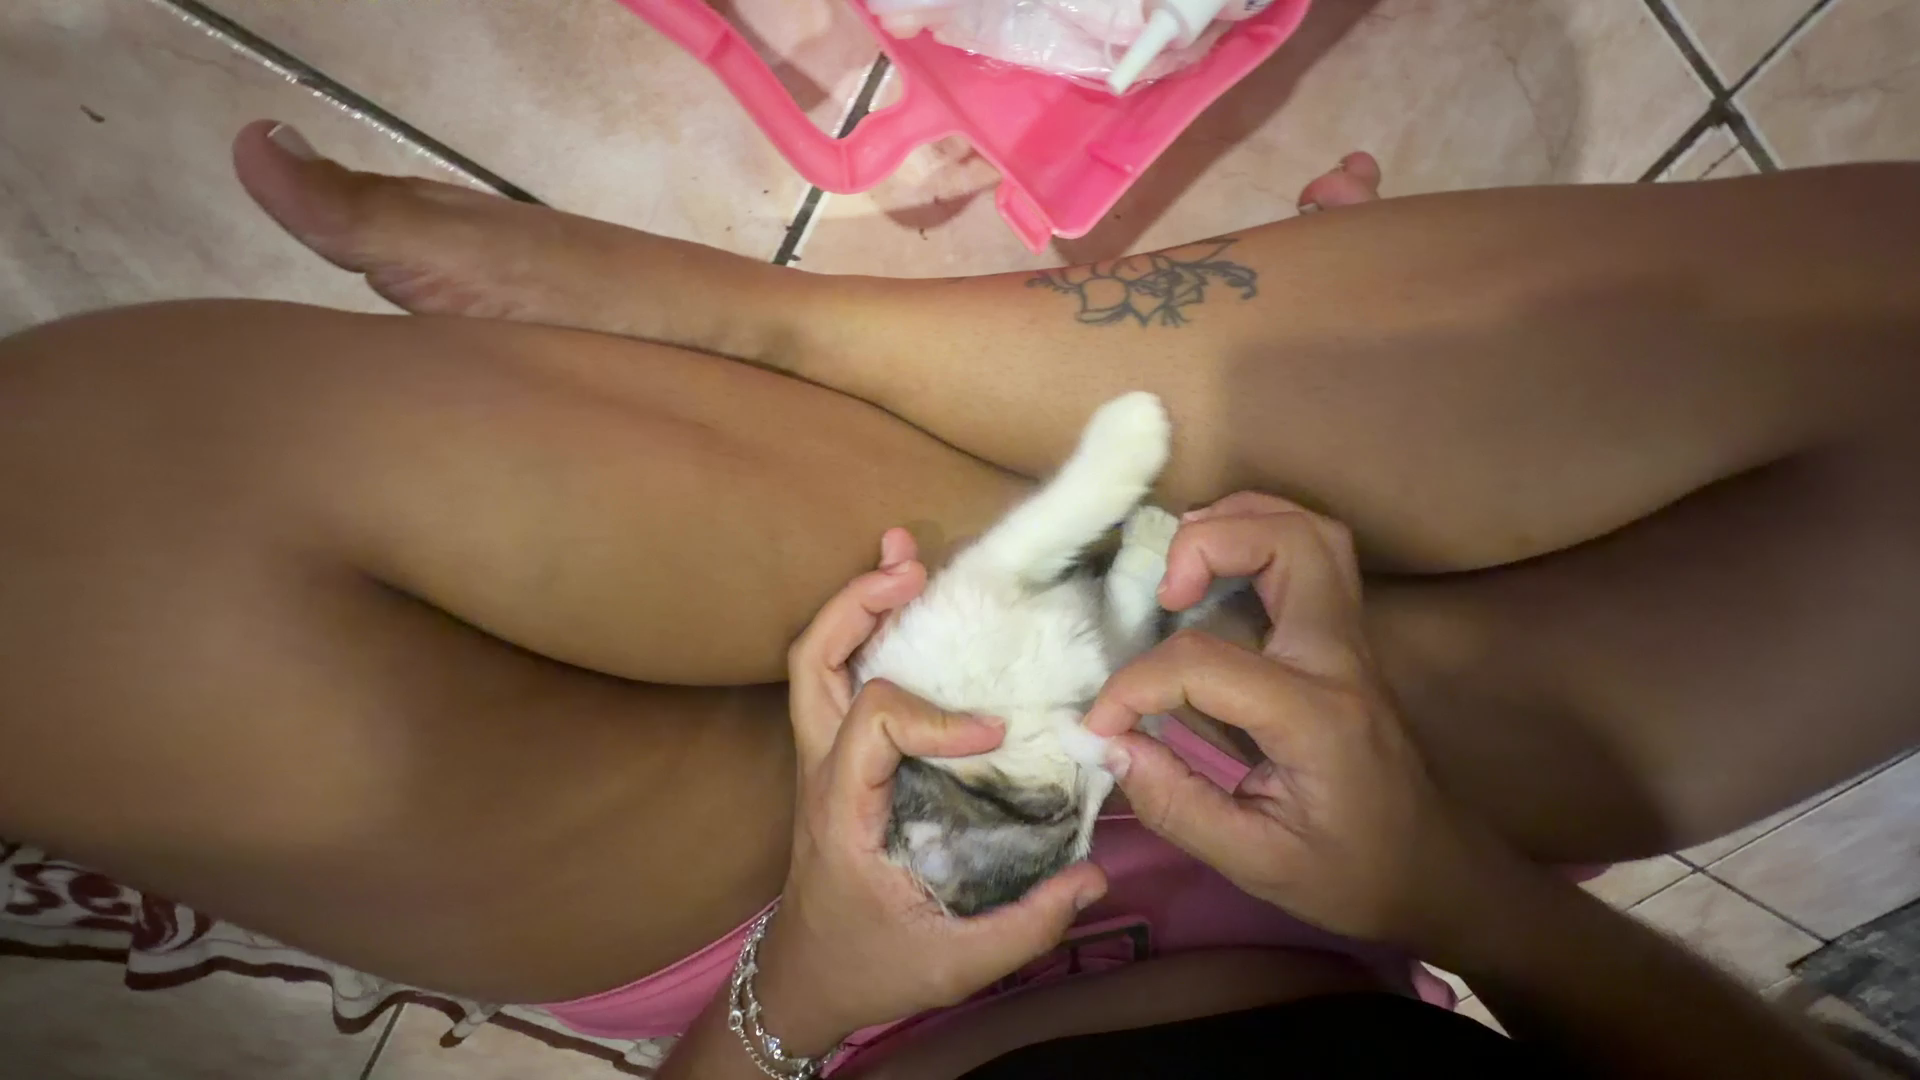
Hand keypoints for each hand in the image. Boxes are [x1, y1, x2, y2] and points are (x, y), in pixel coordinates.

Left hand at [755, 530, 1107, 1052]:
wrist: (805, 978)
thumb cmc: (869, 965)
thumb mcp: (951, 963)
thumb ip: (1026, 924)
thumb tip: (1094, 874)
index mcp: (842, 808)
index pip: (876, 725)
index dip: (936, 716)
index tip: (992, 734)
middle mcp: (822, 768)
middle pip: (814, 662)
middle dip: (859, 605)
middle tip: (912, 568)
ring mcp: (823, 756)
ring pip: (816, 659)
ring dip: (857, 603)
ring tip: (905, 557)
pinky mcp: (838, 753)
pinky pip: (841, 677)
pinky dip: (864, 630)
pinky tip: (902, 602)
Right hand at [1085, 493, 1514, 947]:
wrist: (1437, 870)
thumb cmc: (1351, 874)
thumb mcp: (1256, 864)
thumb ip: (1176, 804)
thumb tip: (1110, 743)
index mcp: (1316, 717)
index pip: (1205, 662)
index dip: (1133, 686)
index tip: (1101, 725)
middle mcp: (1338, 659)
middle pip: (1293, 542)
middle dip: (1209, 543)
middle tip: (1163, 593)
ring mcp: (1346, 639)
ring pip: (1310, 531)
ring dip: (1238, 522)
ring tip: (1181, 565)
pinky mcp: (1339, 637)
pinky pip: (1307, 554)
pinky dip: (1252, 538)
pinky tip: (1208, 573)